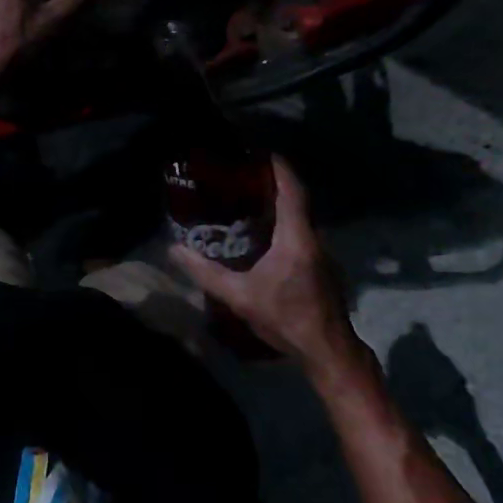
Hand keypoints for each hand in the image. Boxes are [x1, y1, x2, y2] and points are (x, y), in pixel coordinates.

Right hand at [169, 157, 364, 367]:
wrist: (328, 352)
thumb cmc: (286, 319)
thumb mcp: (239, 296)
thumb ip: (206, 272)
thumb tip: (174, 249)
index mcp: (296, 237)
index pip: (291, 190)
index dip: (278, 167)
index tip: (260, 150)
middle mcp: (314, 238)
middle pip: (296, 199)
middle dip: (273, 182)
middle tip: (243, 174)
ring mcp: (322, 252)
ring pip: (300, 217)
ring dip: (279, 203)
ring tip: (248, 198)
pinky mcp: (322, 265)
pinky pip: (302, 232)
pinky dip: (284, 222)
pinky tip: (264, 232)